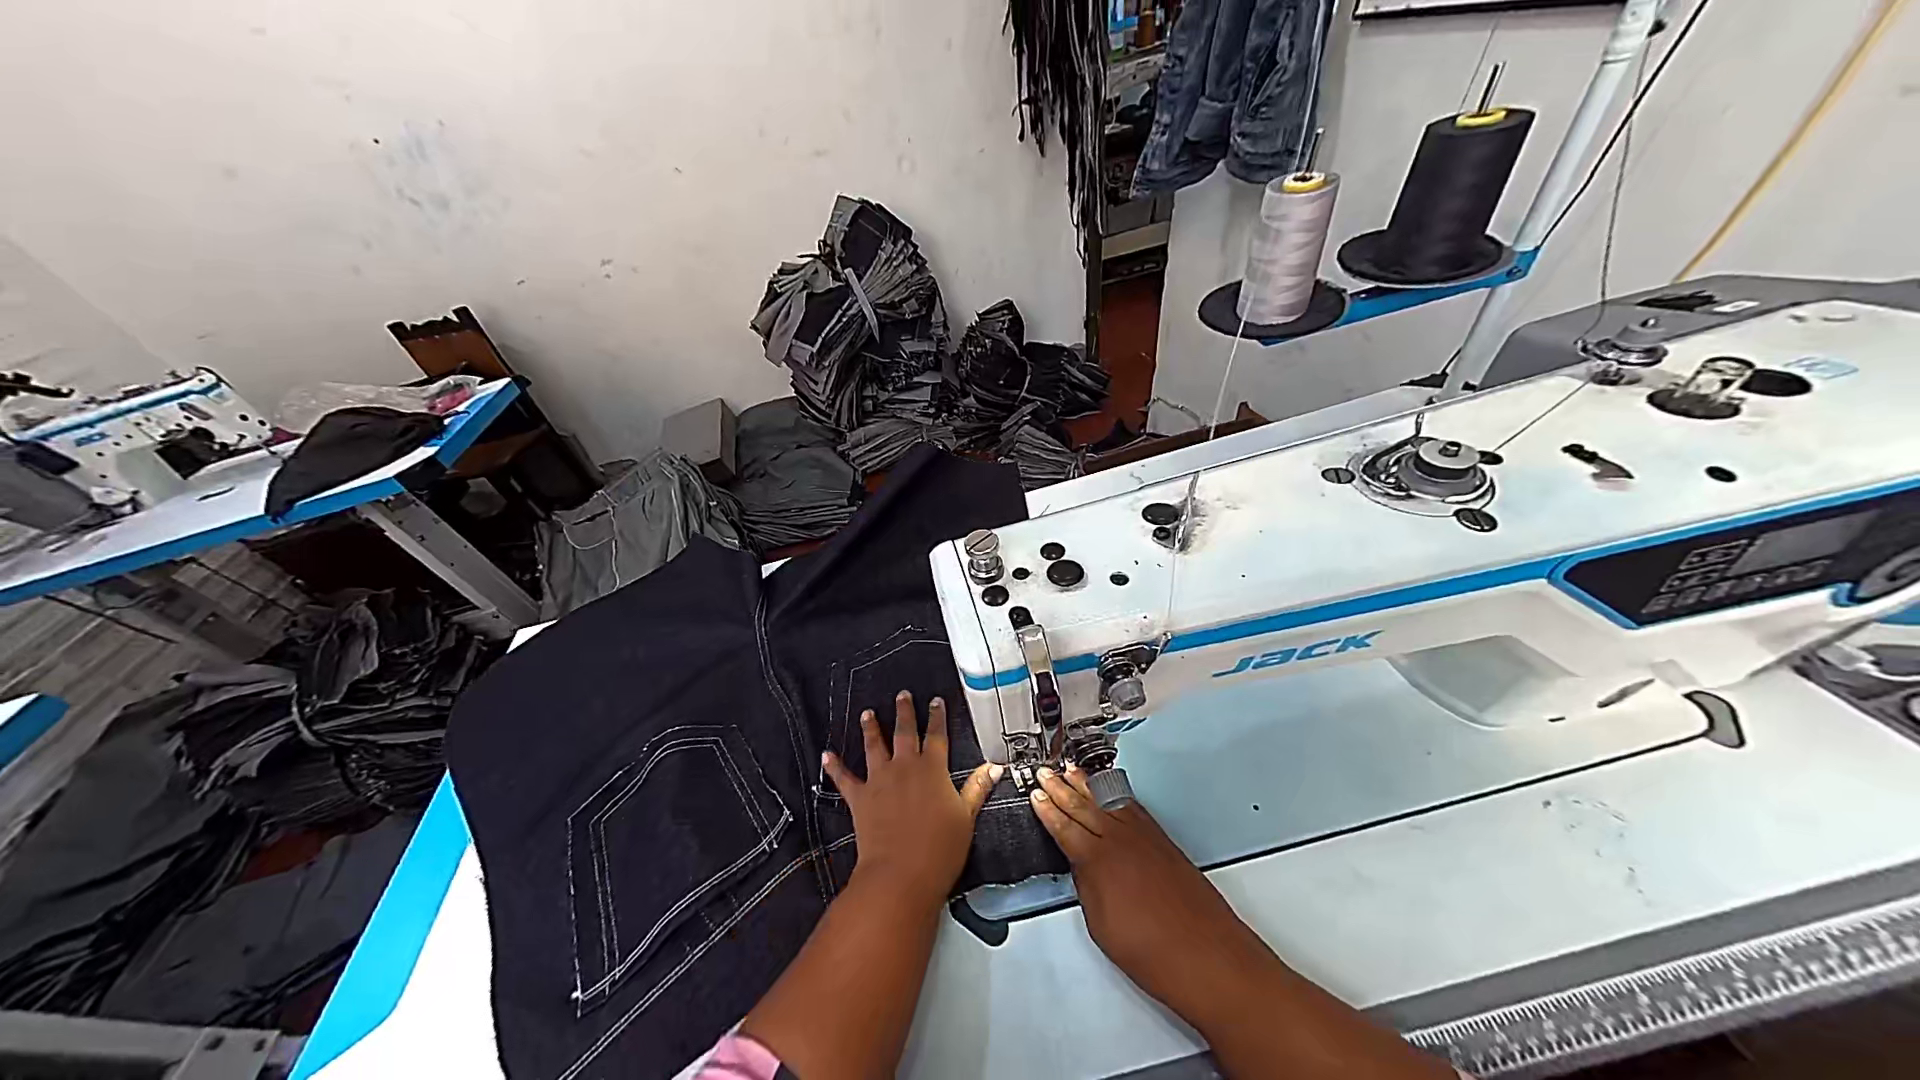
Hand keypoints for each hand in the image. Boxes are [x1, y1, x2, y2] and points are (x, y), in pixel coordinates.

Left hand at [822, 691, 1001, 904]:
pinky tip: (827, 755)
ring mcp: (879, 780)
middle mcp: (904, 767)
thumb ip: (977, 789)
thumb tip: (993, 767)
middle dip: (904, 712)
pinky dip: (835, 766)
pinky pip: (844, 777)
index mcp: (932, 769)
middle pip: (904, 732)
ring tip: (868, 713)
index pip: (936, 735)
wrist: (901, 874)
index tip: (935, 701)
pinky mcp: (859, 798)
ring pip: (874, 745)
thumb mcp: (966, 817)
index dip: (937, 716)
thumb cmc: (939, 849)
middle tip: (902, 695)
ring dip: (871, 728)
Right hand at [1028, 765, 1279, 1017]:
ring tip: (1070, 770)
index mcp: (1097, 859)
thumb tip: (1080, 868)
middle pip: (1082, 805)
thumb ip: (1085, 886)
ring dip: (1085, 783)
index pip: (1063, 826)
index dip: (1046, 810)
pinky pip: (1130, 805)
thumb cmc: (1156, 950)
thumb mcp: (1100, 924)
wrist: (1206, 956)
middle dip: (1060, 787)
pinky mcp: (1161, 840)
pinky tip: (1108, 790)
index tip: (1035, 797)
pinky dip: (1113, 793)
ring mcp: (1143, 836)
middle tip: (1046, 774)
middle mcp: (1119, 839)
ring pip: (1106, 799)